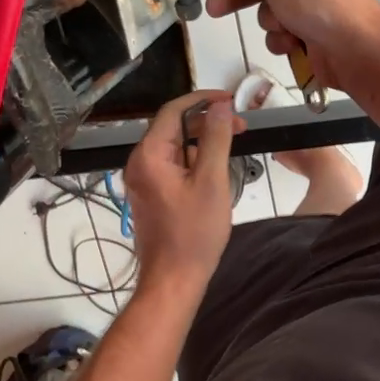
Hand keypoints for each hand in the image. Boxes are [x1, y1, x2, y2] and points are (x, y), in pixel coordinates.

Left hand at [123, 90, 243, 295]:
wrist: (173, 279)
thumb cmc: (194, 233)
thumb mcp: (212, 182)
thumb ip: (216, 139)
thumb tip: (221, 108)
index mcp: (149, 155)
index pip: (173, 111)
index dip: (203, 100)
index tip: (231, 101)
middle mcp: (139, 163)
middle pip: (173, 128)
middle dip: (207, 123)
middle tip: (240, 127)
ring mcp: (142, 181)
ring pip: (174, 148)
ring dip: (203, 143)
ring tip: (232, 149)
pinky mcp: (150, 195)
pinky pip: (172, 167)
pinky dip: (194, 162)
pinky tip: (215, 172)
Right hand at [203, 0, 379, 90]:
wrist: (358, 49)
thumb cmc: (318, 0)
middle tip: (214, 9)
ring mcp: (316, 2)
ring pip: (272, 10)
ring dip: (271, 22)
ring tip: (282, 28)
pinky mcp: (315, 31)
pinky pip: (285, 32)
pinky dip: (284, 39)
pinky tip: (292, 44)